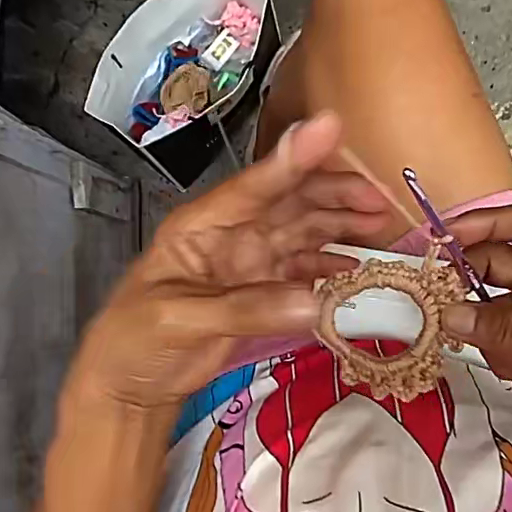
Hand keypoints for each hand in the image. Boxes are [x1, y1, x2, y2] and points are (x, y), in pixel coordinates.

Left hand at [63, 111, 390, 415]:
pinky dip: (329, 267)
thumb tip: (313, 303)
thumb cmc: (135, 340)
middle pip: (290, 203)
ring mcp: (249, 264)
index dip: (294, 158)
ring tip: (380, 224)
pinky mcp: (261, 293)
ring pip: (303, 232)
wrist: (130, 384)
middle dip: (335, 193)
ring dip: (340, 225)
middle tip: (380, 197)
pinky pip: (303, 271)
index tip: (332, 128)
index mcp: (202, 226)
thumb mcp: (179, 319)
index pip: (254, 186)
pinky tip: (354, 269)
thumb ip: (244, 309)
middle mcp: (232, 235)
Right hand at [443, 204, 511, 467]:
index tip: (443, 235)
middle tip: (434, 292)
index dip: (486, 223)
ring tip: (486, 347)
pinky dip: (487, 348)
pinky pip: (484, 331)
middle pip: (496, 259)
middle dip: (466, 275)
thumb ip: (509, 331)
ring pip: (483, 298)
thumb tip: (448, 314)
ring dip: (475, 319)